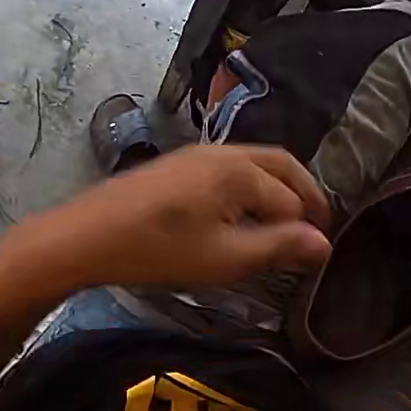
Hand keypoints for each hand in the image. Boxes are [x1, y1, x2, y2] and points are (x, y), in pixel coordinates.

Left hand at [0, 145, 331, 293]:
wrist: (86, 237)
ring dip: (274, 190)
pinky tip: (236, 216)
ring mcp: (193, 156)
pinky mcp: (173, 167)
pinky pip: (226, 171)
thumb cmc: (159, 250)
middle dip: (302, 194)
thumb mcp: (225, 258)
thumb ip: (277, 248)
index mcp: (239, 171)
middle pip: (278, 166)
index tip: (315, 257)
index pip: (290, 199)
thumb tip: (323, 244)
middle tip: (314, 225)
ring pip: (251, 166)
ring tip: (279, 224)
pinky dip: (246, 190)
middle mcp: (221, 153)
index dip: (307, 228)